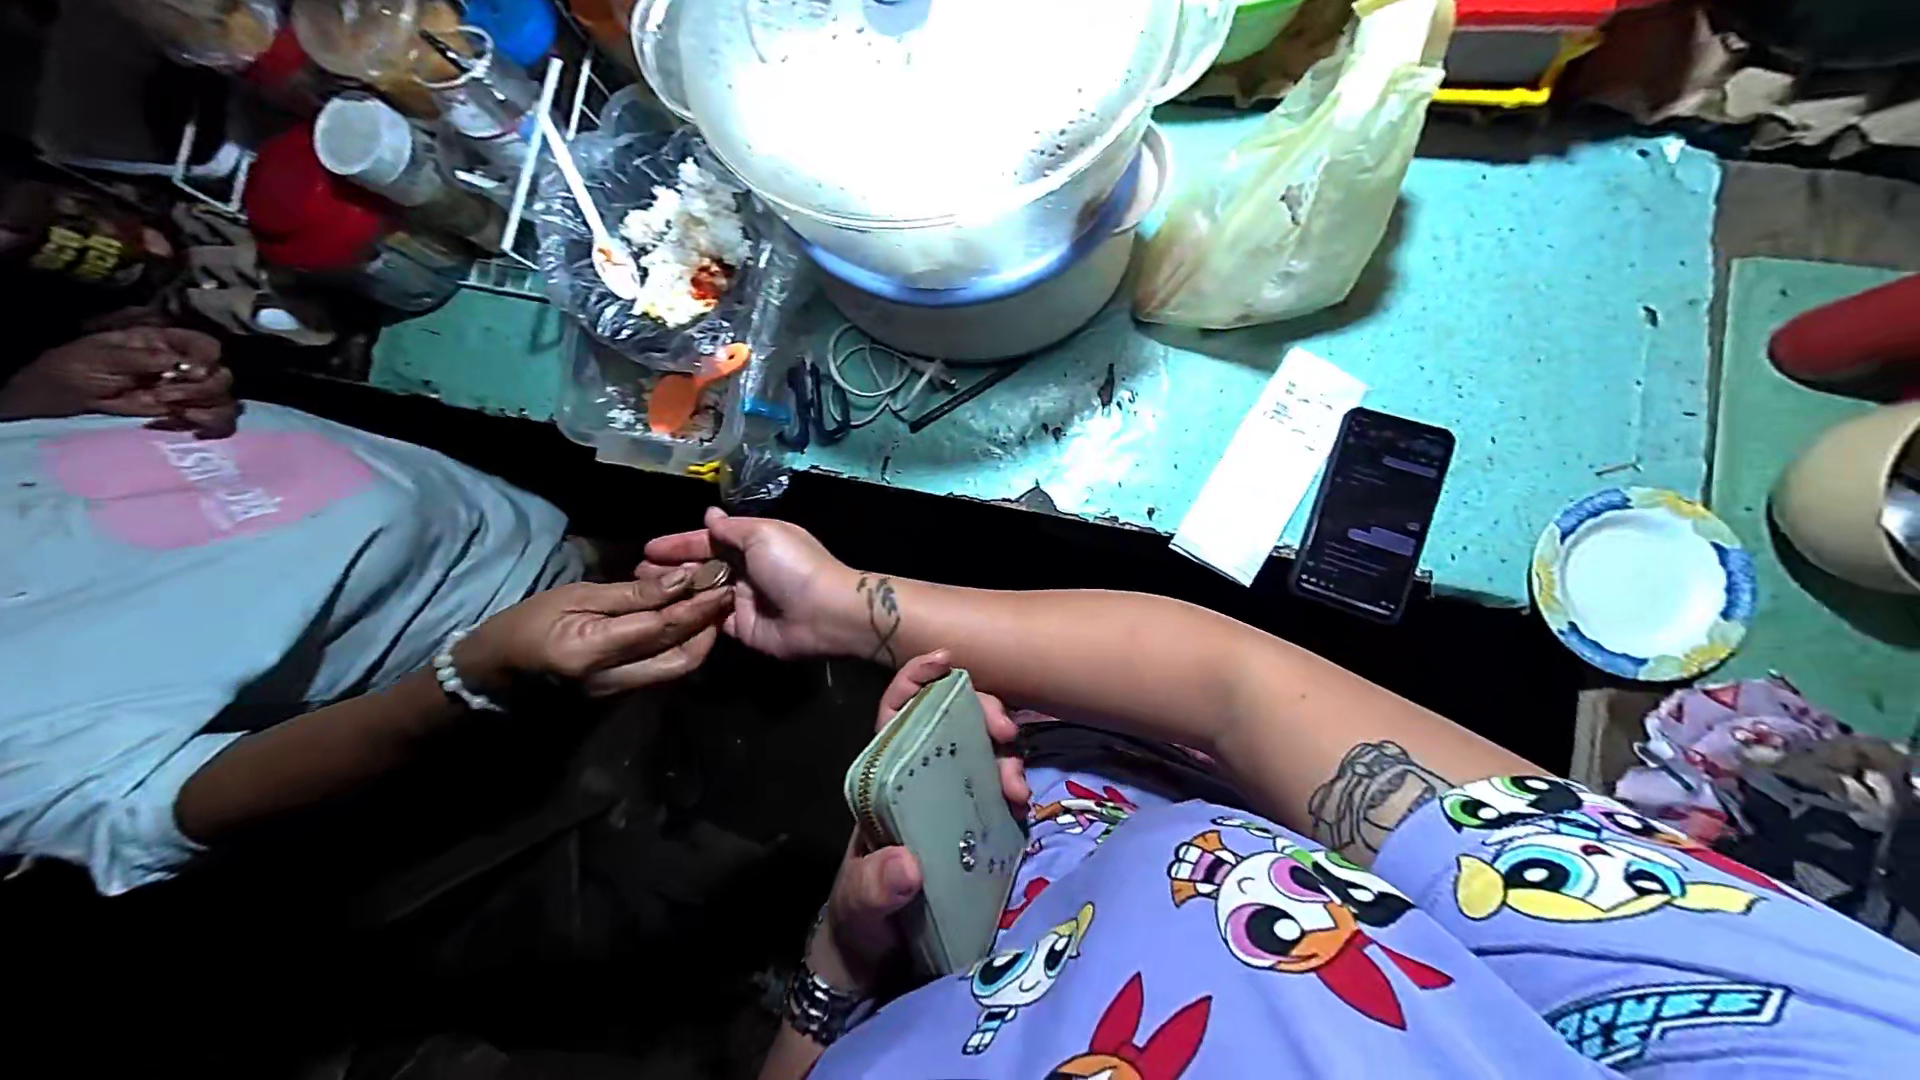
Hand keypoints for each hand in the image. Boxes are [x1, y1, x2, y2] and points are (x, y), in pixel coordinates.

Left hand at [0, 326, 236, 437]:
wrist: (63, 400)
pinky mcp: (193, 412)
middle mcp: (187, 366)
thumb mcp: (98, 357)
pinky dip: (214, 423)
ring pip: (226, 398)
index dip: (209, 357)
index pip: (207, 345)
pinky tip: (190, 423)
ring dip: (205, 407)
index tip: (194, 371)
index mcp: (166, 345)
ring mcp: (192, 391)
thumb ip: (140, 358)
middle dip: (201, 388)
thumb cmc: (73, 370)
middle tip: (166, 396)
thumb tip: (181, 363)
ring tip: (174, 413)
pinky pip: (222, 419)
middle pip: (222, 375)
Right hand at [454, 569, 733, 696]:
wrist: (494, 673)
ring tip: (713, 601)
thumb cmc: (526, 623)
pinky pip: (667, 670)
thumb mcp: (575, 596)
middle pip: (682, 656)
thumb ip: (631, 594)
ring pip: (680, 666)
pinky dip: (686, 645)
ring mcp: (622, 692)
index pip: (662, 628)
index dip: (697, 604)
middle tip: (724, 591)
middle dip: (708, 623)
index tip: (720, 580)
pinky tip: (691, 620)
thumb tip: (681, 580)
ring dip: (702, 634)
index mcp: (593, 651)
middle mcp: (614, 679)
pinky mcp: (626, 694)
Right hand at [640, 508, 859, 659]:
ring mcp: (744, 600)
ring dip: (675, 591)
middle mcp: (747, 569)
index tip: (647, 548)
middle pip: (702, 567)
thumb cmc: (794, 566)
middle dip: (671, 568)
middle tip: (636, 573)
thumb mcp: (763, 534)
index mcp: (755, 542)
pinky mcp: (742, 627)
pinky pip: (710, 620)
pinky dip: (690, 615)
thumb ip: (731, 529)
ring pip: (702, 593)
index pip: (710, 540)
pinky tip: (662, 614)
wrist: (825, 613)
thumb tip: (709, 514)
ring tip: (641, 592)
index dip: (680, 543)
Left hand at [807, 651, 1029, 992]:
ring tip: (1017, 783)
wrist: (880, 951)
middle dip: (981, 711)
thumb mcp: (860, 901)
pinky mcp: (975, 819)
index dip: (917, 680)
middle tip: (1006, 729)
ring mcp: (950, 794)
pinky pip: (998, 787)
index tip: (947, 661)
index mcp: (884, 775)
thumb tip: (909, 865)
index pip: (896, 712)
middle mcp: (919, 774)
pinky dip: (1013, 784)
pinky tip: (1022, 801)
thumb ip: (876, 886)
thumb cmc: (860, 913)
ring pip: (981, 750)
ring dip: (1005, 754)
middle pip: (951, 721)